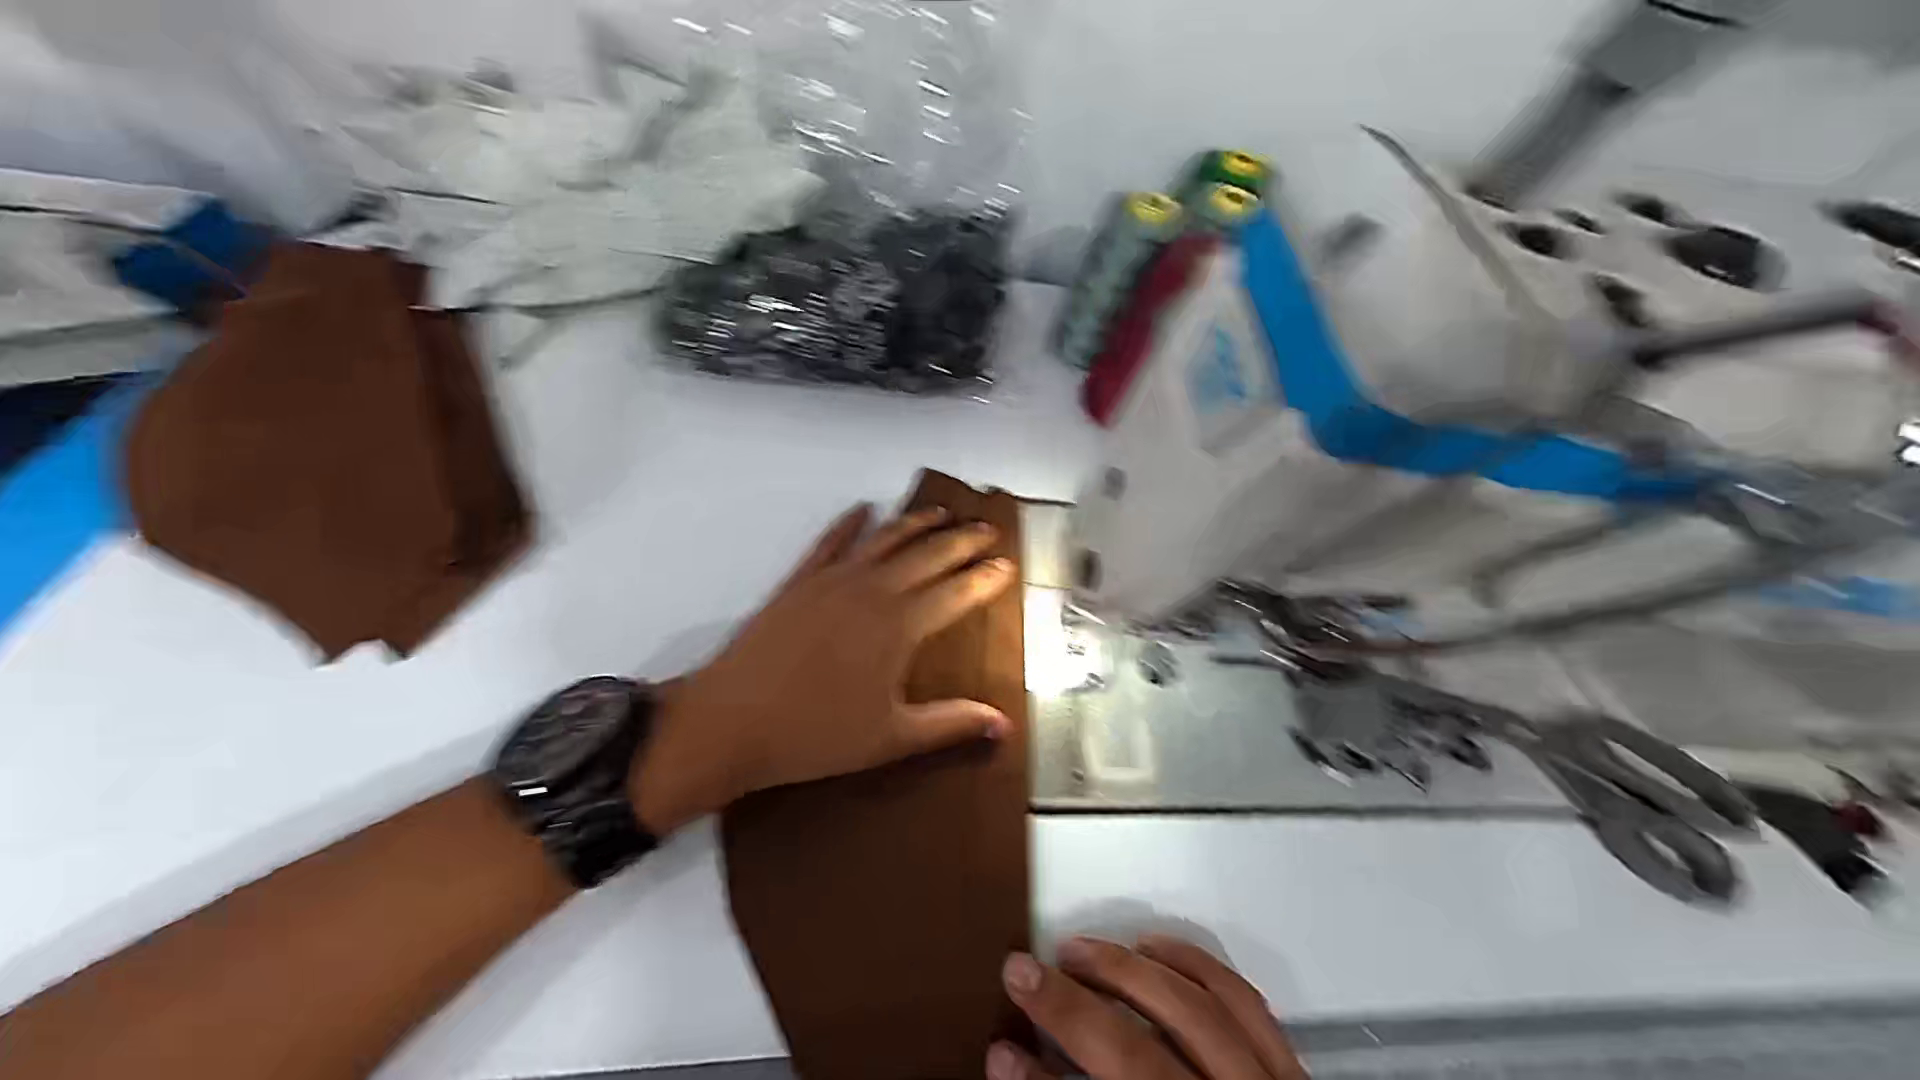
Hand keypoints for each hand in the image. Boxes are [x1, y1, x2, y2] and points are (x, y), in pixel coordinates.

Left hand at [630, 502, 1016, 832]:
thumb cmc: (815, 735)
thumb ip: (951, 724)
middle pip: (928, 554)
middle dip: (962, 540)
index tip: (1007, 564)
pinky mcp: (799, 580)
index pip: (957, 592)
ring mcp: (833, 579)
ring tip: (941, 513)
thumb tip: (1005, 725)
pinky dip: (849, 523)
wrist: (730, 721)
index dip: (986, 577)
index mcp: (900, 626)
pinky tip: (862, 510)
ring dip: (916, 522)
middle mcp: (873, 590)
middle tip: (987, 530)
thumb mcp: (891, 738)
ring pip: (885, 539)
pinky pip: (830, 542)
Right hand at [991, 936, 1307, 1079]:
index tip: (1004, 1026)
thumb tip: (1013, 1063)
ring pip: (1197, 1006)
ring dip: (1130, 968)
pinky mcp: (1293, 1073)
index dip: (1047, 1055)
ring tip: (1081, 949)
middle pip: (1147, 1044)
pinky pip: (1244, 1000)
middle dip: (1079, 997)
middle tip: (1029, 967)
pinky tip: (1154, 948)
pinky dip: (1194, 963)